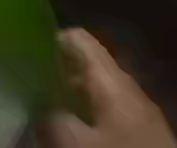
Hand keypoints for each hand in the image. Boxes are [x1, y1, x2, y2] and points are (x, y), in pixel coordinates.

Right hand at [43, 28, 176, 147]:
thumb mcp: (80, 146)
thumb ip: (54, 125)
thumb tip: (39, 110)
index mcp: (112, 78)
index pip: (80, 39)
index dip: (53, 40)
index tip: (29, 51)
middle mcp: (128, 85)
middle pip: (90, 65)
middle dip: (61, 72)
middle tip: (34, 86)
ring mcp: (140, 110)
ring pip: (101, 91)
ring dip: (76, 97)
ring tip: (51, 111)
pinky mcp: (147, 133)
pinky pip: (112, 112)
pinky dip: (92, 115)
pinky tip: (82, 134)